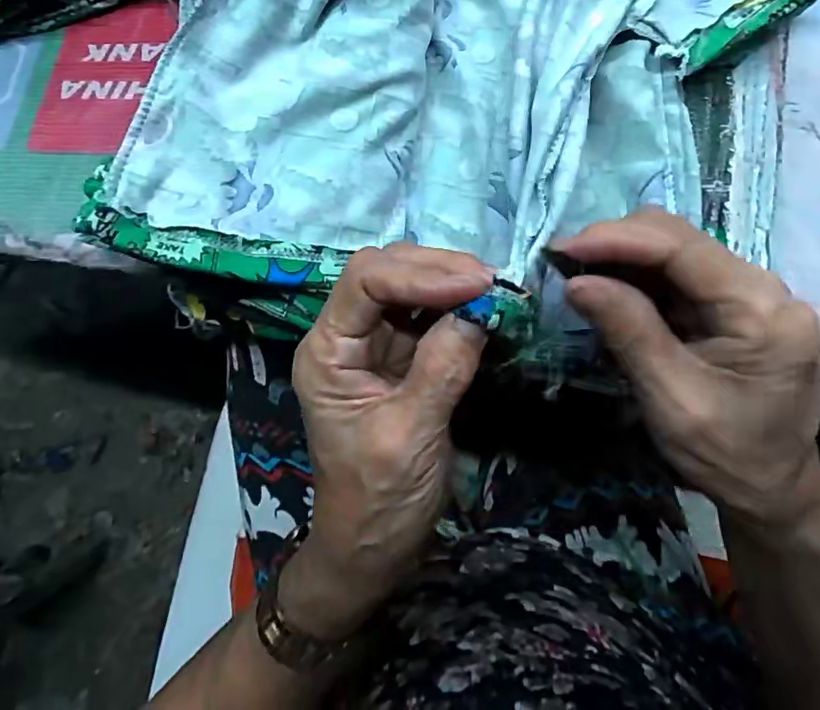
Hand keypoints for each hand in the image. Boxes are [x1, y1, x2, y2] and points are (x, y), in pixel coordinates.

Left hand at [283, 244, 492, 639]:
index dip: (417, 274)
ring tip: (493, 288)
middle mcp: (345, 337)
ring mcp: (372, 345)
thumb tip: (478, 311)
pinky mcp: (400, 358)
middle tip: (490, 280)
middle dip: (435, 269)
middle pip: (384, 274)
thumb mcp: (411, 436)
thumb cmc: (378, 501)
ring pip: (406, 287)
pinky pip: (426, 315)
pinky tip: (482, 307)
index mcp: (327, 352)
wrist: (372, 550)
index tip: (475, 283)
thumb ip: (440, 369)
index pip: (364, 283)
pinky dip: (454, 306)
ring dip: (448, 281)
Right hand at [553, 209, 819, 533]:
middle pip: (678, 237)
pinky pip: (675, 268)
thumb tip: (576, 282)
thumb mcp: (672, 398)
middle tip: (563, 262)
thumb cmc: (728, 455)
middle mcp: (762, 286)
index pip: (682, 248)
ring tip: (577, 270)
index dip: (617, 239)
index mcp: (761, 309)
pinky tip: (605, 282)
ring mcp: (748, 290)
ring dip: (621, 252)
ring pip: (673, 245)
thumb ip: (629, 331)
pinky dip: (634, 270)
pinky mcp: (730, 300)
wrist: (772, 492)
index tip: (563, 248)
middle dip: (615, 241)